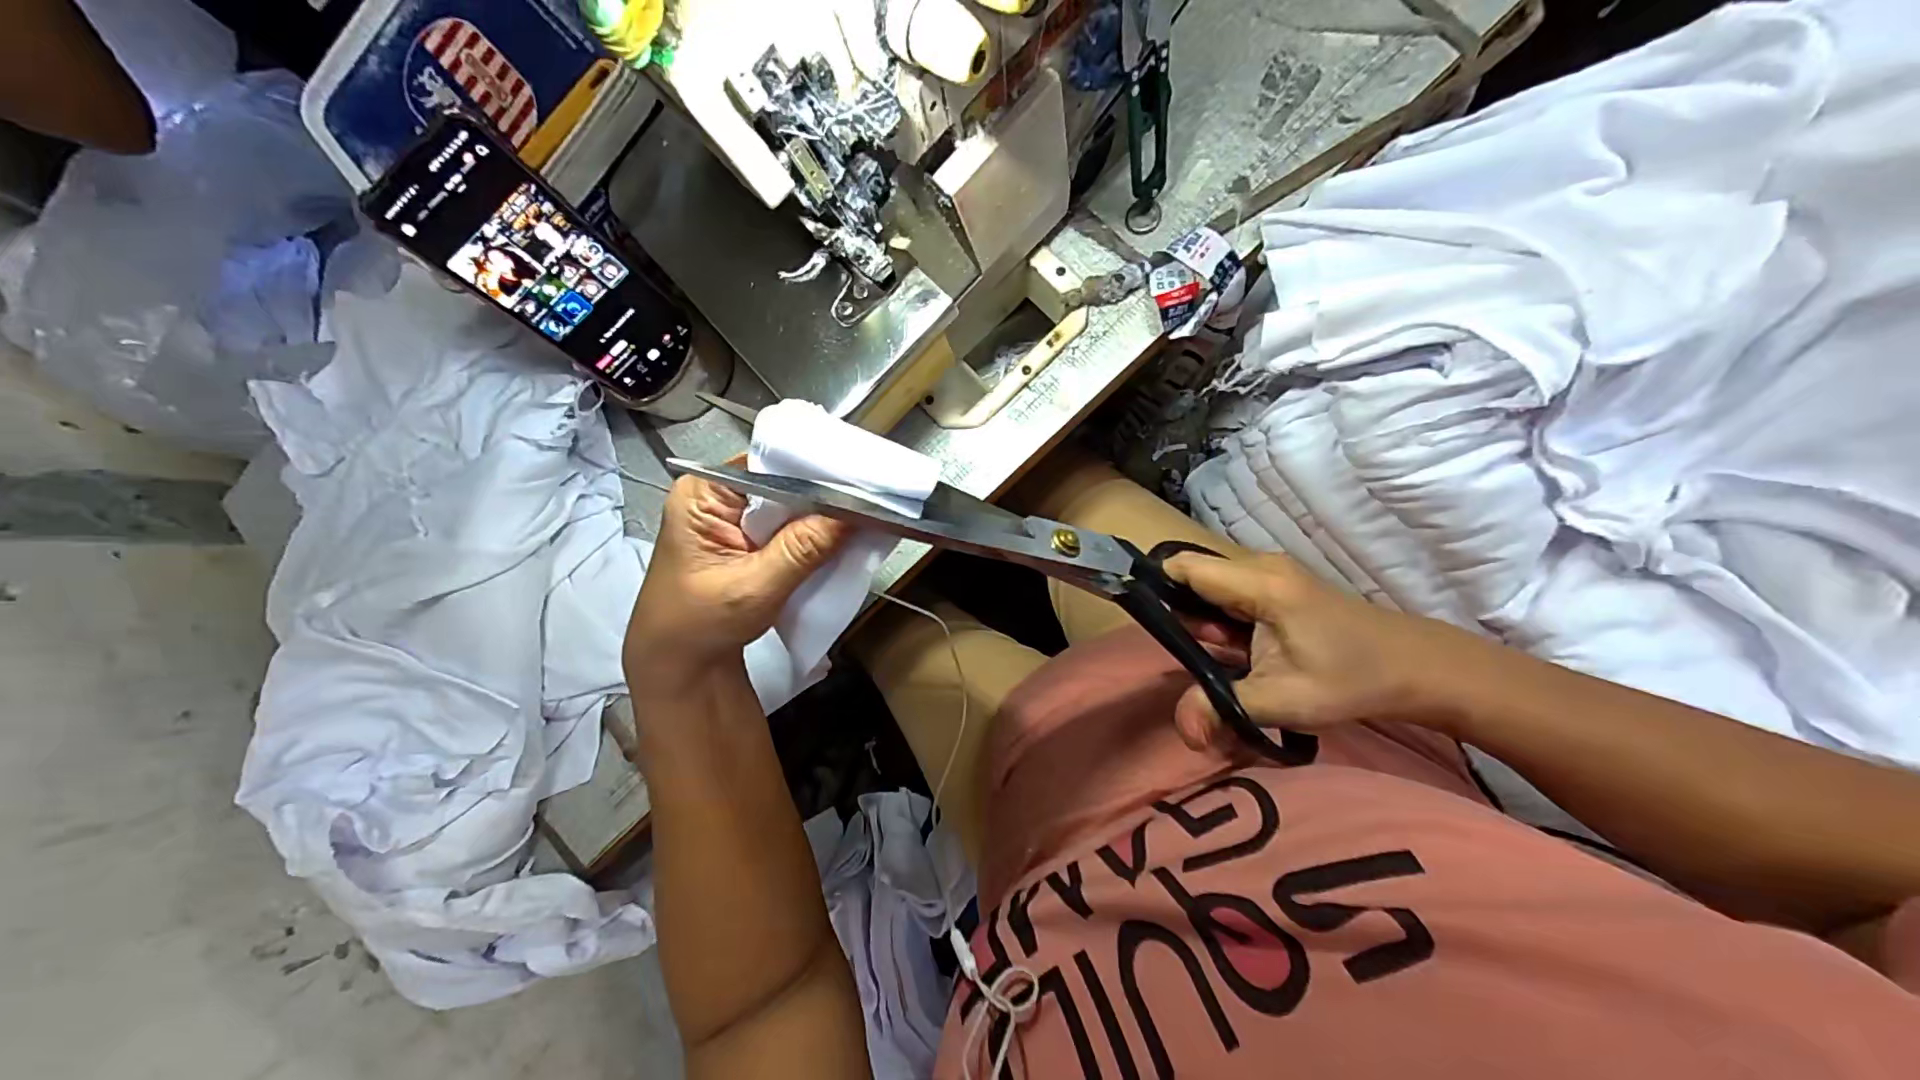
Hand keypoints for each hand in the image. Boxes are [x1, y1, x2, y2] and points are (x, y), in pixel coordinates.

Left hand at [626, 475, 850, 675]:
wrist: (682, 664)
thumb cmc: (696, 626)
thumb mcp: (754, 587)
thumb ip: (802, 549)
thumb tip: (848, 516)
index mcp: (702, 494)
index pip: (767, 465)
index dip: (811, 474)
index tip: (852, 487)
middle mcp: (716, 496)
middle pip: (782, 481)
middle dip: (820, 497)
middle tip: (864, 506)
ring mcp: (733, 517)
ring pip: (789, 504)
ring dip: (818, 519)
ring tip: (856, 522)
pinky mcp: (749, 537)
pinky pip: (788, 525)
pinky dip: (810, 536)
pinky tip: (834, 541)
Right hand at [1162, 552, 1497, 749]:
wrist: (1416, 669)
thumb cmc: (1351, 678)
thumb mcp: (1284, 700)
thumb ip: (1223, 707)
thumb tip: (1183, 731)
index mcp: (1259, 583)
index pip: (1184, 567)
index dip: (1155, 586)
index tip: (1141, 619)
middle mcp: (1259, 568)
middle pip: (1194, 580)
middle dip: (1182, 618)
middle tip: (1197, 659)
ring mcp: (1269, 576)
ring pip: (1211, 592)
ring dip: (1204, 626)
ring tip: (1222, 661)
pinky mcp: (1276, 590)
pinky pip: (1230, 599)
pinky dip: (1222, 627)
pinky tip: (1238, 656)